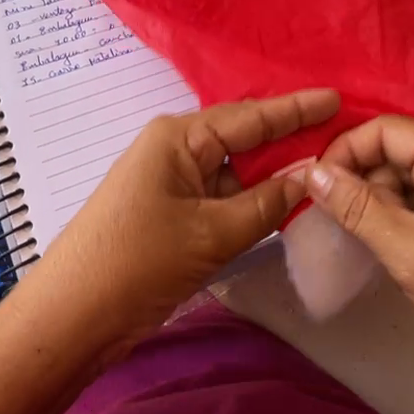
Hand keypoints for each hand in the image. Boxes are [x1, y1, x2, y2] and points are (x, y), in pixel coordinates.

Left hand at [22, 88, 340, 354]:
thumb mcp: (211, 233)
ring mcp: (173, 180)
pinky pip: (222, 194)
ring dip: (272, 172)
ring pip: (235, 169)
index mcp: (179, 136)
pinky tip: (285, 201)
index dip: (296, 109)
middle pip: (243, 137)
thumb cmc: (138, 261)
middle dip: (288, 137)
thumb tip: (309, 174)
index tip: (337, 97)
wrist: (72, 317)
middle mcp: (176, 147)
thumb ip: (266, 203)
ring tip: (325, 166)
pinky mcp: (172, 211)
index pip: (250, 116)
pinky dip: (252, 198)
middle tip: (341, 133)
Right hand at [307, 117, 413, 413]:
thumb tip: (311, 172)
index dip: (347, 150)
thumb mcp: (407, 252)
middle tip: (328, 209)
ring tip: (352, 226)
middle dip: (359, 174)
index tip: (315, 183)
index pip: (387, 130)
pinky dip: (396, 209)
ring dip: (376, 195)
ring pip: (406, 173)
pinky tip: (378, 234)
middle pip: (396, 148)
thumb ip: (356, 207)